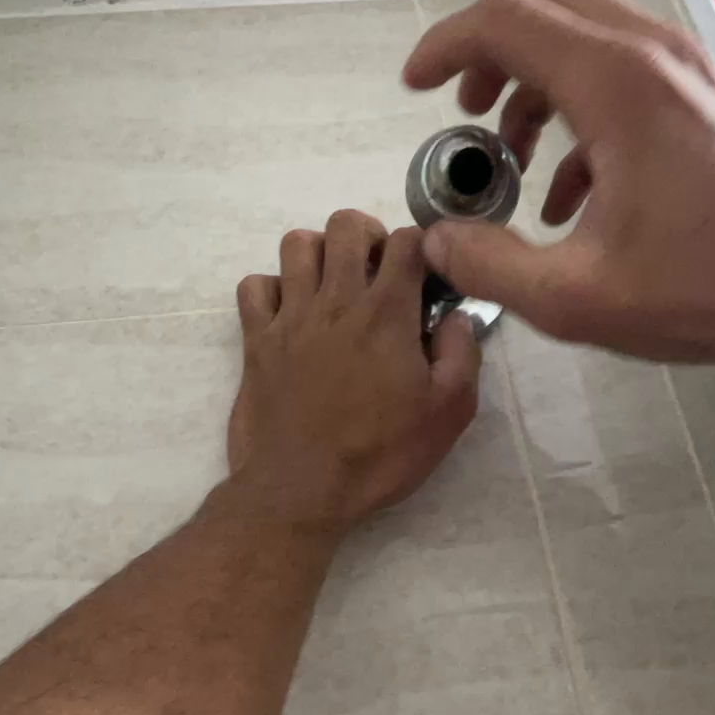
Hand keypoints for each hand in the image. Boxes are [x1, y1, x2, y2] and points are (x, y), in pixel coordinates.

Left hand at [219, 210, 481, 531]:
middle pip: (346, 225)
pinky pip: (253, 287)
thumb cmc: (379, 455)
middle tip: (377, 275)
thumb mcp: (447, 414)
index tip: (426, 278)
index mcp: (387, 313)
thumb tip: (456, 317)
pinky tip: (288, 315)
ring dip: (319, 254)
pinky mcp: (256, 342)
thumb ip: (462, 355)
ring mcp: (290, 318)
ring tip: (331, 288)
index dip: (423, 248)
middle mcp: (336, 300)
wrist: (301, 489)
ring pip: (296, 244)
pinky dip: (270, 290)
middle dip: (368, 237)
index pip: (407, 241)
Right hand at [402, 0, 714, 367]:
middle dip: (491, 49)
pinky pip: (618, 72)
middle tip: (467, 115)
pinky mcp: (695, 100)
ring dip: (531, 81)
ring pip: (584, 29)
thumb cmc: (686, 296)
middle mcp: (653, 55)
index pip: (508, 20)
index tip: (415, 89)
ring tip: (510, 157)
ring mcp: (682, 71)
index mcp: (617, 87)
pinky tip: (564, 194)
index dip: (446, 47)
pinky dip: (573, 112)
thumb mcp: (566, 298)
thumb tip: (435, 240)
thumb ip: (487, 264)